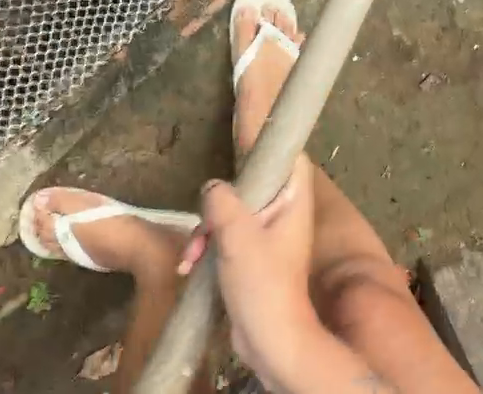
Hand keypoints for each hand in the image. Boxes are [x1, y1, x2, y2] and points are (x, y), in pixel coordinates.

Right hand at [181, 155, 319, 385]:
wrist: (270, 340)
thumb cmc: (263, 282)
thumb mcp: (237, 235)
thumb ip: (222, 201)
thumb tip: (213, 187)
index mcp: (294, 198)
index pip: (289, 155)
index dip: (269, 144)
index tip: (243, 141)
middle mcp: (287, 210)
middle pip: (252, 184)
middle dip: (221, 201)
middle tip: (203, 222)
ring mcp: (271, 234)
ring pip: (235, 212)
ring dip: (208, 229)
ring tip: (192, 255)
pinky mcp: (256, 256)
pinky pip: (229, 236)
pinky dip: (210, 246)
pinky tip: (189, 266)